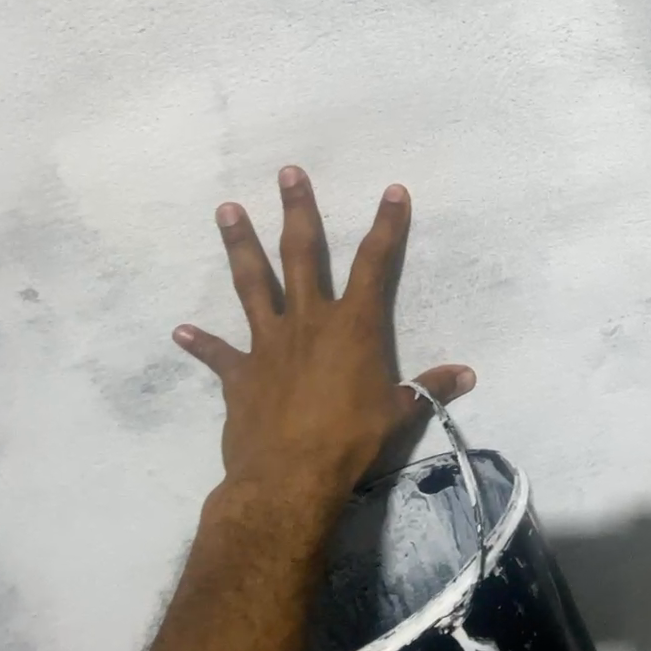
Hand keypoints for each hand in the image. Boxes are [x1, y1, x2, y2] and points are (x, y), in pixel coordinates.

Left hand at [174, 167, 474, 515]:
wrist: (289, 478)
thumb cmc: (353, 439)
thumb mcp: (402, 413)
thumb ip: (431, 388)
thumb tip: (469, 375)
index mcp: (354, 325)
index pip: (376, 263)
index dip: (387, 226)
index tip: (393, 191)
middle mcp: (310, 321)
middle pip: (302, 254)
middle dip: (298, 211)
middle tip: (288, 173)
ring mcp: (269, 344)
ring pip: (253, 284)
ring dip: (240, 245)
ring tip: (226, 209)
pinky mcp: (240, 374)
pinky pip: (220, 354)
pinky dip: (202, 343)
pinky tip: (181, 331)